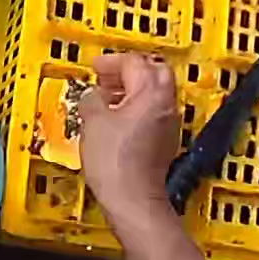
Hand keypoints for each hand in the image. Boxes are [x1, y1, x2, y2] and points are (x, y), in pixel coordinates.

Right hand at [79, 52, 179, 223]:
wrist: (131, 197)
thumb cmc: (115, 162)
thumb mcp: (92, 122)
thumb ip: (91, 100)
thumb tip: (91, 96)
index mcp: (150, 93)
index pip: (134, 63)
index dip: (111, 62)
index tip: (96, 66)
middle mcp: (165, 105)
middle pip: (153, 73)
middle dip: (128, 71)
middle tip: (106, 76)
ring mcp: (168, 125)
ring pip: (154, 94)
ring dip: (132, 90)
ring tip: (107, 97)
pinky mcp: (163, 142)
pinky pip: (152, 114)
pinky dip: (135, 108)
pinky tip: (116, 120)